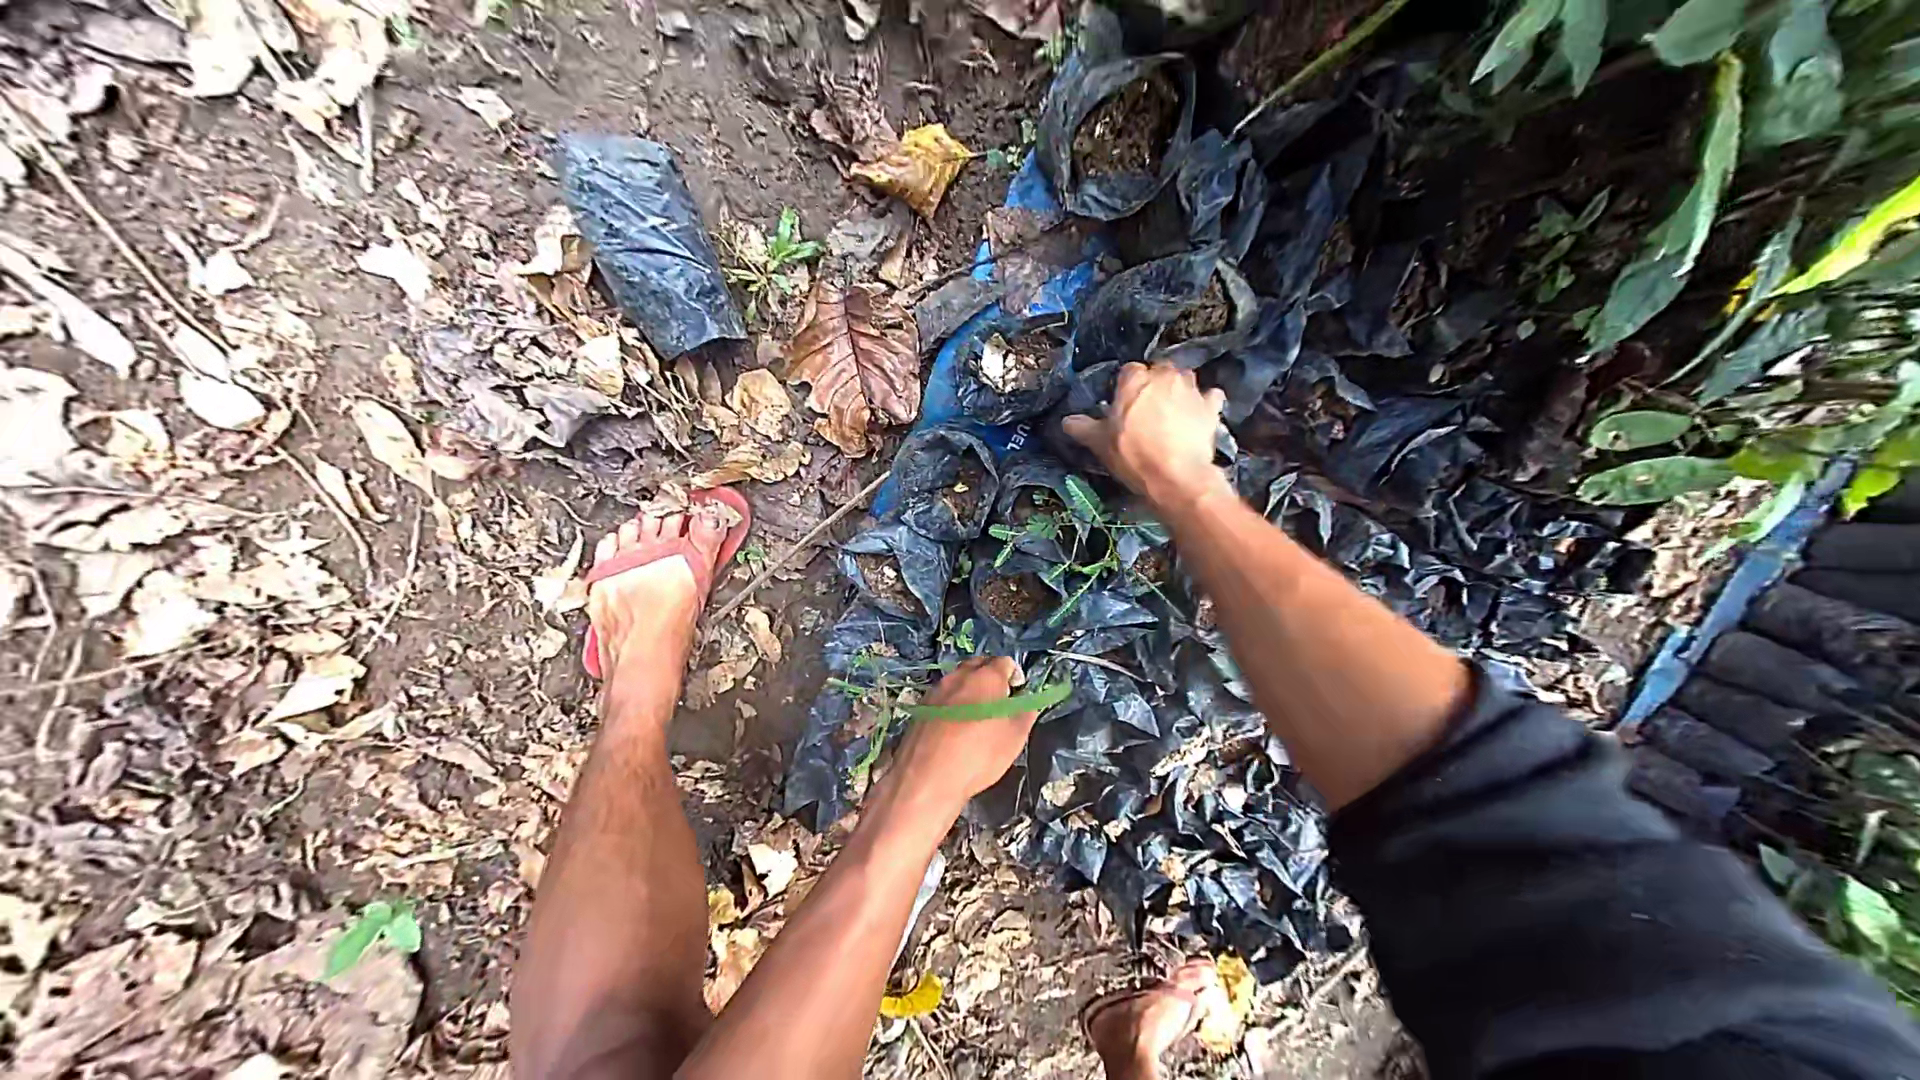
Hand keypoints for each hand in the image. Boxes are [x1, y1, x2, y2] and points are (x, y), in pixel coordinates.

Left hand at [892, 657, 1038, 804]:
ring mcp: (936, 689)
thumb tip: (1027, 702)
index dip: (1014, 676)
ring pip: (957, 680)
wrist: (927, 777)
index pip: (1005, 662)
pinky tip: (953, 727)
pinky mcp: (920, 706)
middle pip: (978, 665)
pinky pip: (942, 696)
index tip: (1017, 695)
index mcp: (986, 677)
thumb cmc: (979, 754)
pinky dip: (951, 703)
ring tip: (975, 716)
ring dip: (969, 689)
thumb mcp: (1015, 738)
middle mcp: (959, 676)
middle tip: (998, 702)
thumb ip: (1025, 713)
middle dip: (990, 676)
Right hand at [1062, 362, 1231, 516]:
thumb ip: (1083, 428)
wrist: (1176, 477)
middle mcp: (1165, 376)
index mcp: (1135, 379)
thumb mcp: (1100, 444)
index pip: (1127, 371)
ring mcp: (1191, 389)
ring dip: (1178, 391)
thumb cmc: (1133, 455)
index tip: (1122, 406)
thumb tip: (1067, 421)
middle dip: (1153, 386)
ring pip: (1184, 381)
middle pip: (1158, 372)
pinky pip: (1209, 397)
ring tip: (1170, 414)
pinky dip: (1204, 403)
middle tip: (1145, 411)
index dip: (1124, 388)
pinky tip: (1198, 416)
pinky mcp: (1211, 407)